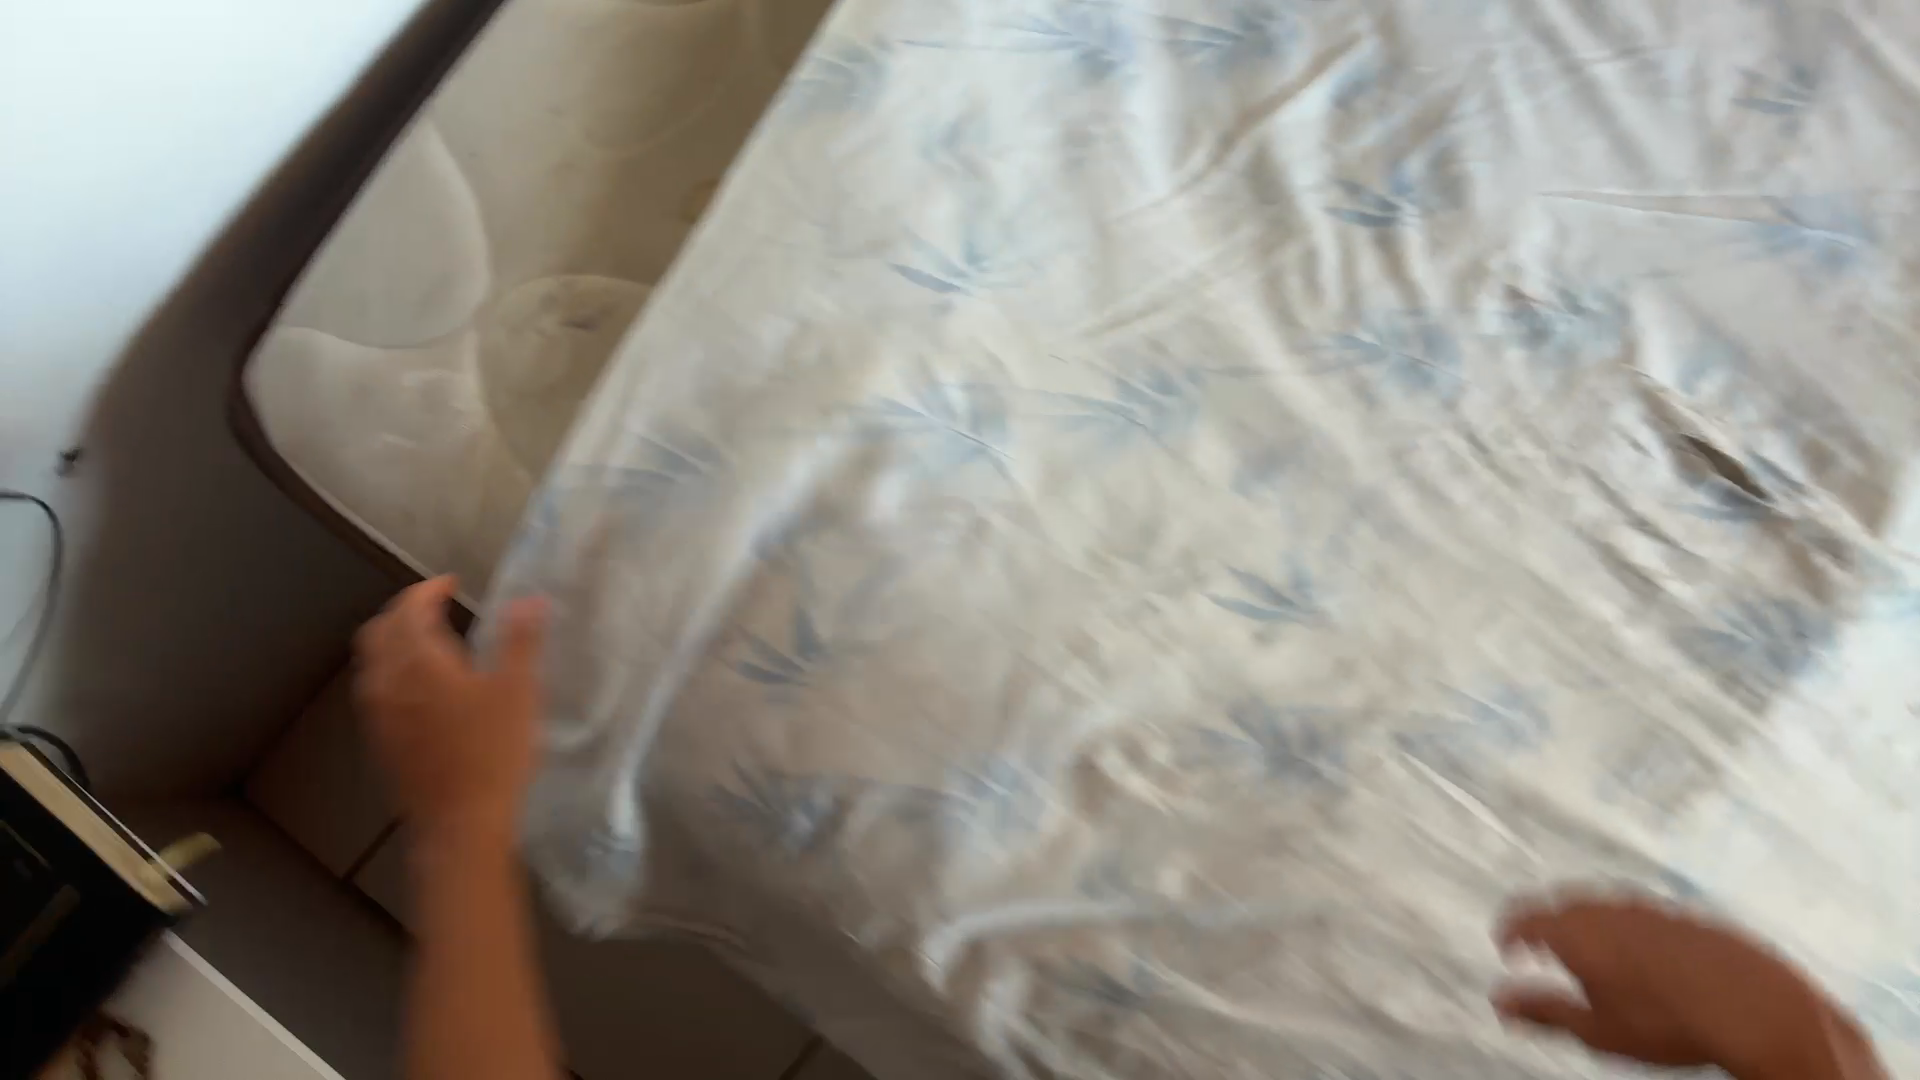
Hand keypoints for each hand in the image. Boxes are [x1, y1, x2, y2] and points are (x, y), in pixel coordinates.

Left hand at [354, 576, 547, 850]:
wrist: (461, 822)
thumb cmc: (495, 751)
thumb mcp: (520, 691)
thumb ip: (521, 641)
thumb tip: (529, 599)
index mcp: (419, 665)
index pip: (408, 612)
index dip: (427, 591)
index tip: (452, 582)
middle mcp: (388, 684)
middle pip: (378, 633)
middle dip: (404, 611)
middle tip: (437, 604)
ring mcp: (379, 716)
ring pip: (372, 662)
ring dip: (394, 640)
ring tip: (430, 639)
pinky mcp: (382, 740)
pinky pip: (377, 689)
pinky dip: (394, 669)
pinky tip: (424, 685)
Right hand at [1493, 891, 1878, 1079]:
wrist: (1760, 1012)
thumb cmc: (1668, 1023)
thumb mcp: (1598, 1030)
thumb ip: (1543, 1011)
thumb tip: (1498, 1002)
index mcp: (1570, 930)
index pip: (1522, 918)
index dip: (1510, 932)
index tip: (1508, 947)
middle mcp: (1600, 908)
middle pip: (1560, 905)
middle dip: (1549, 923)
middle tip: (1550, 948)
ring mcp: (1644, 907)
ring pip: (1602, 906)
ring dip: (1592, 923)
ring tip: (1600, 952)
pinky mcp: (1684, 915)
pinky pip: (1643, 914)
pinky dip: (1632, 928)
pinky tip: (1648, 956)